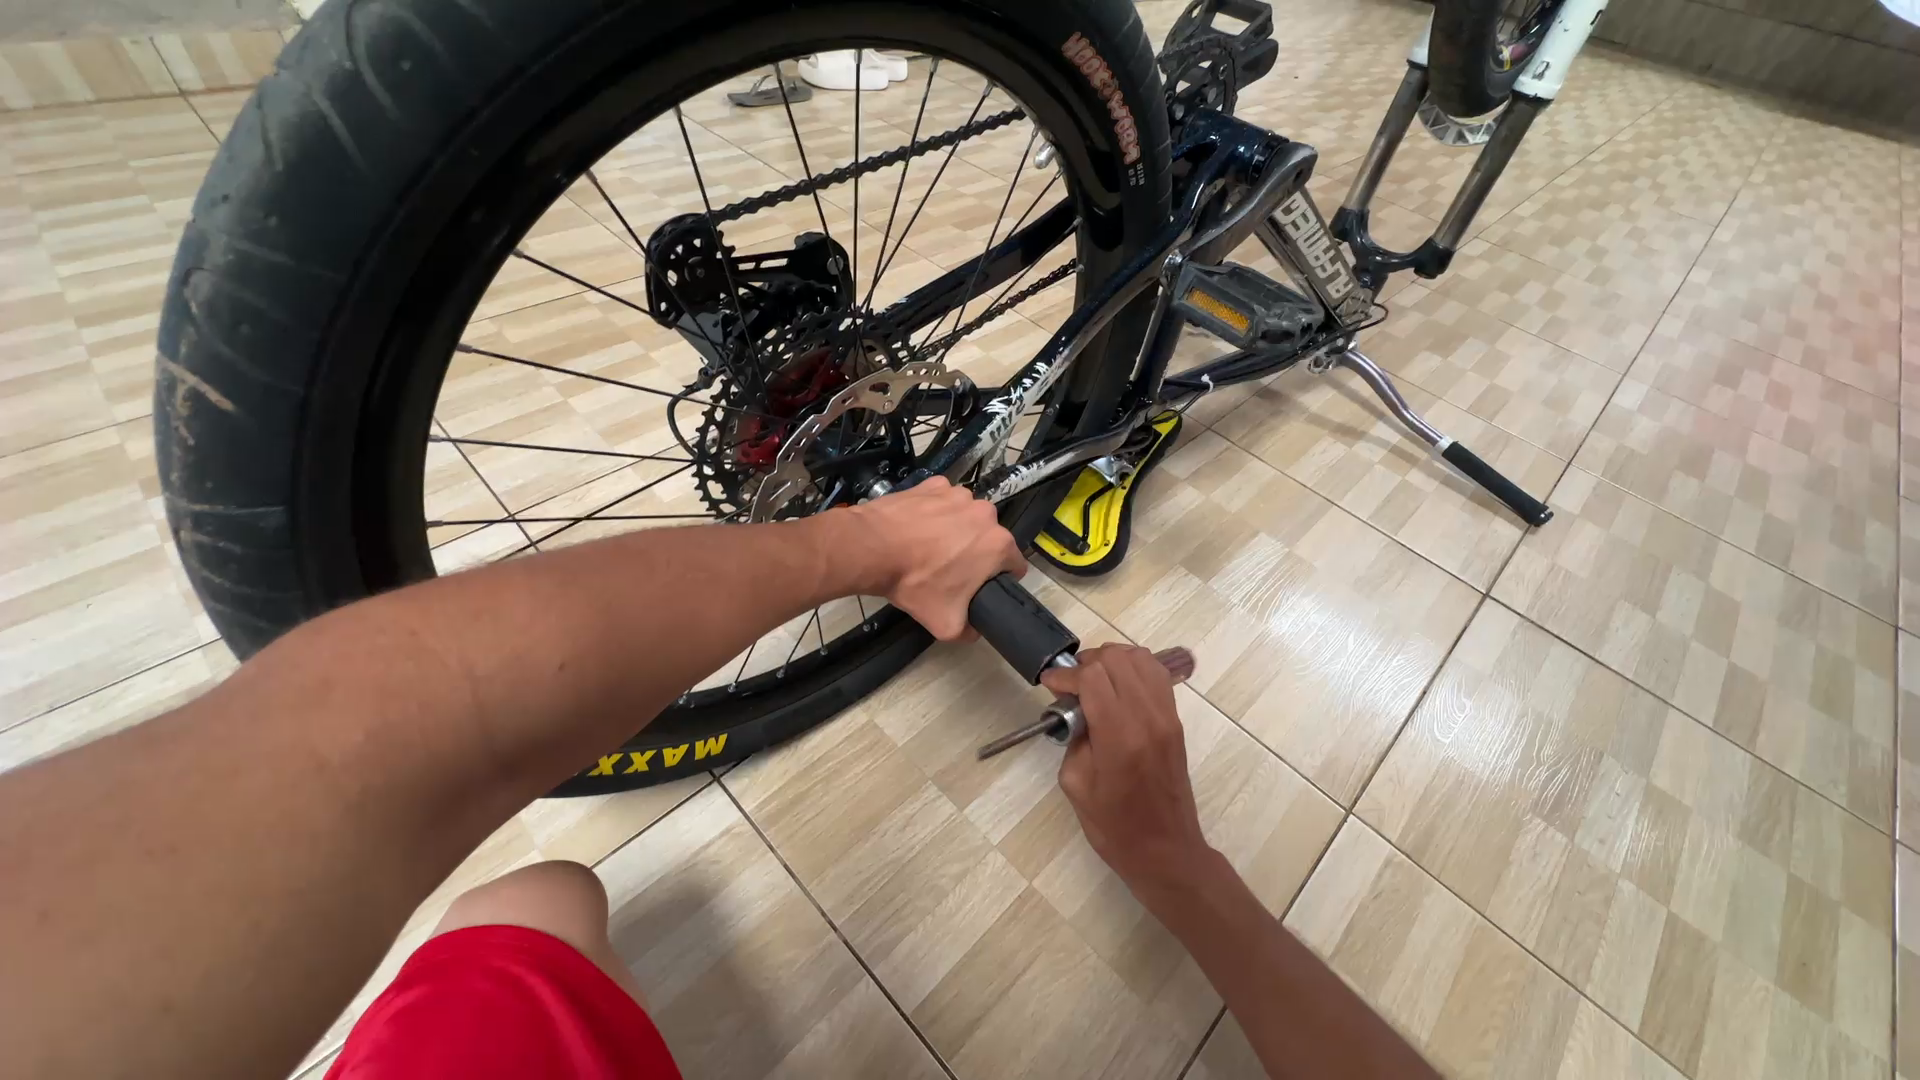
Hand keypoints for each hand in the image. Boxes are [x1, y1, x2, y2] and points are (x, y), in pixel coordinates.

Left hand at [843, 478, 1025, 640]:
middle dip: (976, 554)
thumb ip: (970, 632)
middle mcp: (985, 513)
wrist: (873, 547)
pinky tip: (916, 527)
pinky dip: (934, 512)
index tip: (979, 588)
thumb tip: (973, 629)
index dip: (1000, 580)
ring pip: (966, 517)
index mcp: (999, 544)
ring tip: (928, 548)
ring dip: (956, 530)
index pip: (1015, 565)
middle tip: (948, 571)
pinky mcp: (933, 484)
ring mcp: (958, 494)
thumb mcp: (947, 625)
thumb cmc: (916, 583)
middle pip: (990, 539)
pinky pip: (942, 501)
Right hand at [1049, 644, 1215, 900]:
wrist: (1166, 850)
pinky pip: (1156, 675)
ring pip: (1140, 658)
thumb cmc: (1114, 826)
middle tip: (1070, 684)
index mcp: (1120, 736)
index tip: (1050, 684)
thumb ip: (1073, 737)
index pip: (1092, 677)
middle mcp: (1148, 718)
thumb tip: (1074, 708)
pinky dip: (1134, 668)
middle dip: (1087, 663)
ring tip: (1093, 680)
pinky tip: (1117, 685)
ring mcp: (1167, 716)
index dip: (1065, 674)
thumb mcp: (1076, 784)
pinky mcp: (1175, 720)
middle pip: (1117, 659)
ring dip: (1112, 661)